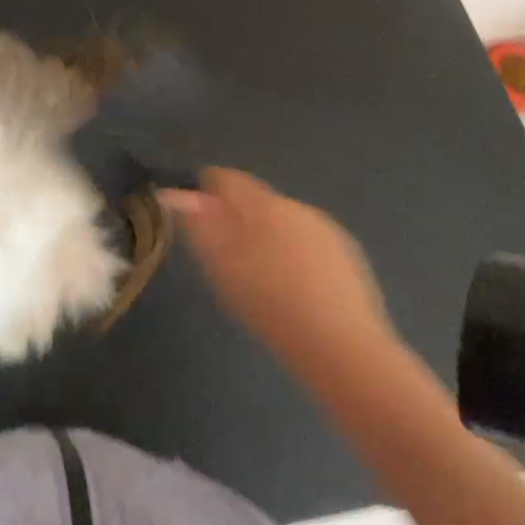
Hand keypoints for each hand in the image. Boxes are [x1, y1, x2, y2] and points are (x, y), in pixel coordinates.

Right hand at [160, 168, 396, 372]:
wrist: (341, 347)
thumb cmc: (269, 305)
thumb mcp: (221, 268)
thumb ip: (197, 226)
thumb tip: (175, 195)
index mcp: (263, 205)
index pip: (224, 178)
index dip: (202, 192)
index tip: (192, 219)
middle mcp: (296, 206)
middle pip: (254, 201)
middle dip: (235, 220)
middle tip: (224, 259)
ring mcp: (327, 229)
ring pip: (282, 222)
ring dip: (265, 238)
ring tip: (260, 279)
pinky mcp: (348, 254)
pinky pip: (307, 242)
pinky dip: (293, 255)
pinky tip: (293, 290)